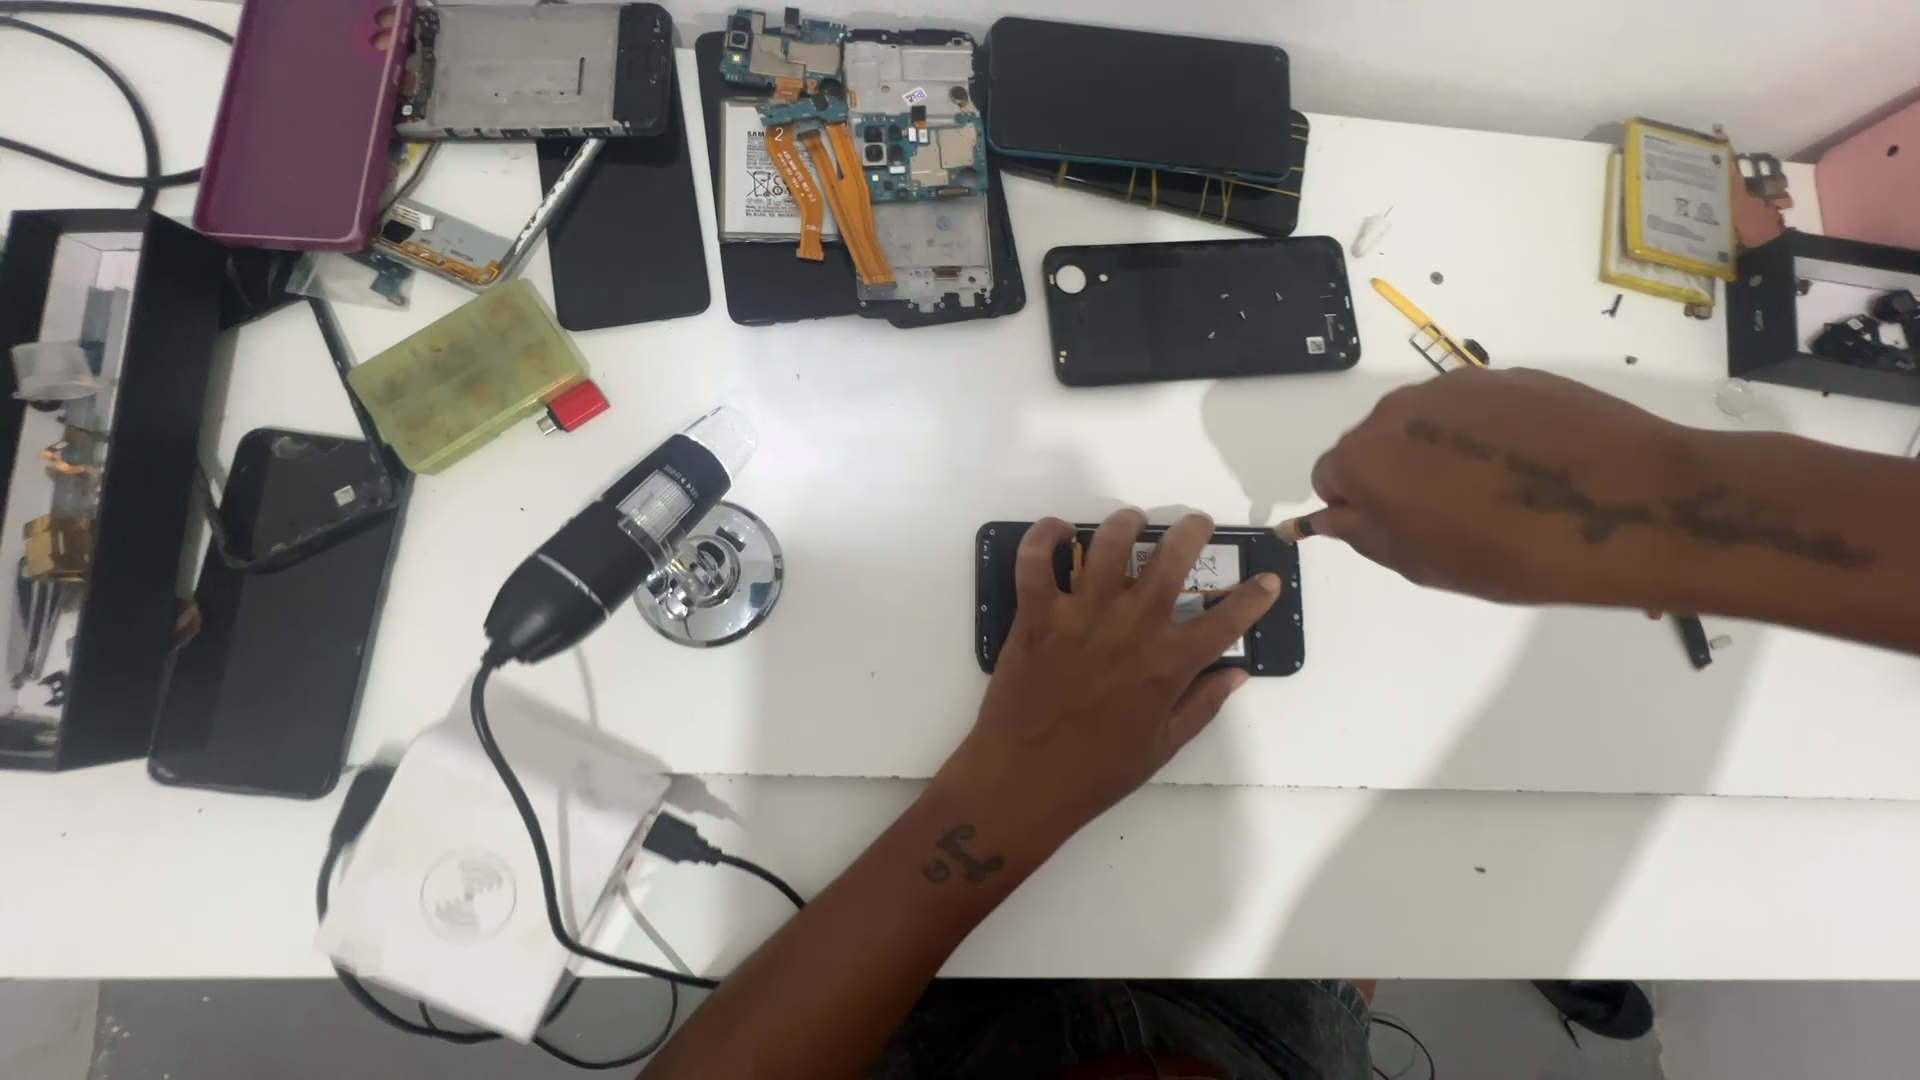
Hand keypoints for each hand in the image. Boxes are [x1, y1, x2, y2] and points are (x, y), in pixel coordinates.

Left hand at [935, 511, 1280, 850]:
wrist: (1023, 779)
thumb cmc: (1096, 771)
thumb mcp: (1163, 747)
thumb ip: (1202, 704)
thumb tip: (1237, 673)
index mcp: (1167, 664)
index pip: (1226, 620)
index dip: (1254, 597)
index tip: (1267, 580)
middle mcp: (1129, 628)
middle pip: (1170, 560)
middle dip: (1191, 532)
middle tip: (1195, 524)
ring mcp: (1079, 616)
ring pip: (1107, 545)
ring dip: (1125, 524)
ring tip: (1132, 521)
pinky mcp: (1035, 614)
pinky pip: (1034, 560)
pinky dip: (1043, 536)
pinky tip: (1057, 531)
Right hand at [1302, 367, 1696, 605]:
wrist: (1630, 506)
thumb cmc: (1509, 551)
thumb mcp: (1419, 562)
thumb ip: (1362, 533)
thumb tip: (1337, 513)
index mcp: (1364, 456)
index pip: (1330, 476)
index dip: (1356, 505)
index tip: (1396, 526)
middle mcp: (1398, 410)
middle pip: (1374, 443)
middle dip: (1395, 473)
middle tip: (1446, 514)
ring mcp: (1456, 386)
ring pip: (1423, 422)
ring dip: (1438, 450)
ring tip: (1493, 489)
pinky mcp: (1510, 376)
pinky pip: (1474, 407)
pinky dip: (1484, 432)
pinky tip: (1526, 464)